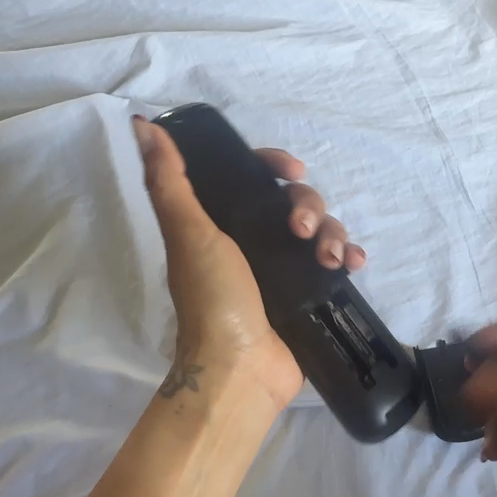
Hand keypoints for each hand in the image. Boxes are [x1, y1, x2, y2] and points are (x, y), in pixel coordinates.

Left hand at [133, 117, 364, 409]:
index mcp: (223, 224)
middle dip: (308, 205)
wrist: (241, 371)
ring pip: (320, 228)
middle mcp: (255, 242)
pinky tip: (352, 264)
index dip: (274, 165)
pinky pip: (337, 262)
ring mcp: (285, 269)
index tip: (291, 170)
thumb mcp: (189, 235)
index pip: (254, 177)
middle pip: (294, 200)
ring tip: (330, 258)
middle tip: (301, 230)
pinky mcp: (310, 294)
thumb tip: (144, 125)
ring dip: (332, 232)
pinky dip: (348, 255)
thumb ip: (170, 181)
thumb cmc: (212, 300)